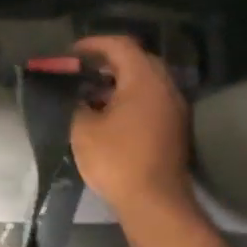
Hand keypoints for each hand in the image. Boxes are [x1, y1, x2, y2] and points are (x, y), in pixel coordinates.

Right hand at [71, 35, 196, 217]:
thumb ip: (75, 104)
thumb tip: (73, 95)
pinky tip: (109, 114)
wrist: (154, 201)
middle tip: (81, 72)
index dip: (93, 44)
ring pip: (146, 81)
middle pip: (137, 60)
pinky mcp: (175, 127)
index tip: (71, 54)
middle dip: (107, 62)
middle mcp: (165, 86)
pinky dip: (130, 98)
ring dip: (119, 82)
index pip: (120, 46)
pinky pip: (151, 99)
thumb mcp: (83, 130)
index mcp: (144, 79)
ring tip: (91, 94)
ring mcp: (174, 107)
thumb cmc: (117, 160)